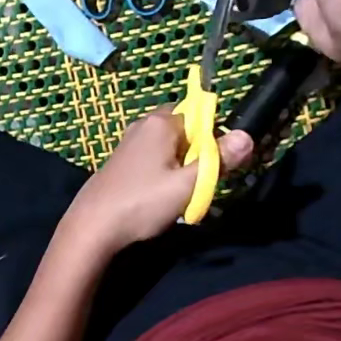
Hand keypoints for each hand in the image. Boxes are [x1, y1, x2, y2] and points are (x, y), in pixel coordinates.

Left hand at [60, 110, 253, 257]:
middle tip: (201, 182)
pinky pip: (154, 158)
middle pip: (185, 131)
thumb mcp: (188, 184)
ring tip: (181, 194)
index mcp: (159, 123)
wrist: (94, 224)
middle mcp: (142, 125)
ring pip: (170, 147)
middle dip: (198, 153)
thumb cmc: (142, 201)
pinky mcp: (122, 160)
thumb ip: (218, 160)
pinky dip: (164, 173)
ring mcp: (129, 142)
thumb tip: (247, 135)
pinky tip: (162, 197)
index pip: (200, 116)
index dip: (215, 139)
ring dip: (182, 167)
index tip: (219, 165)